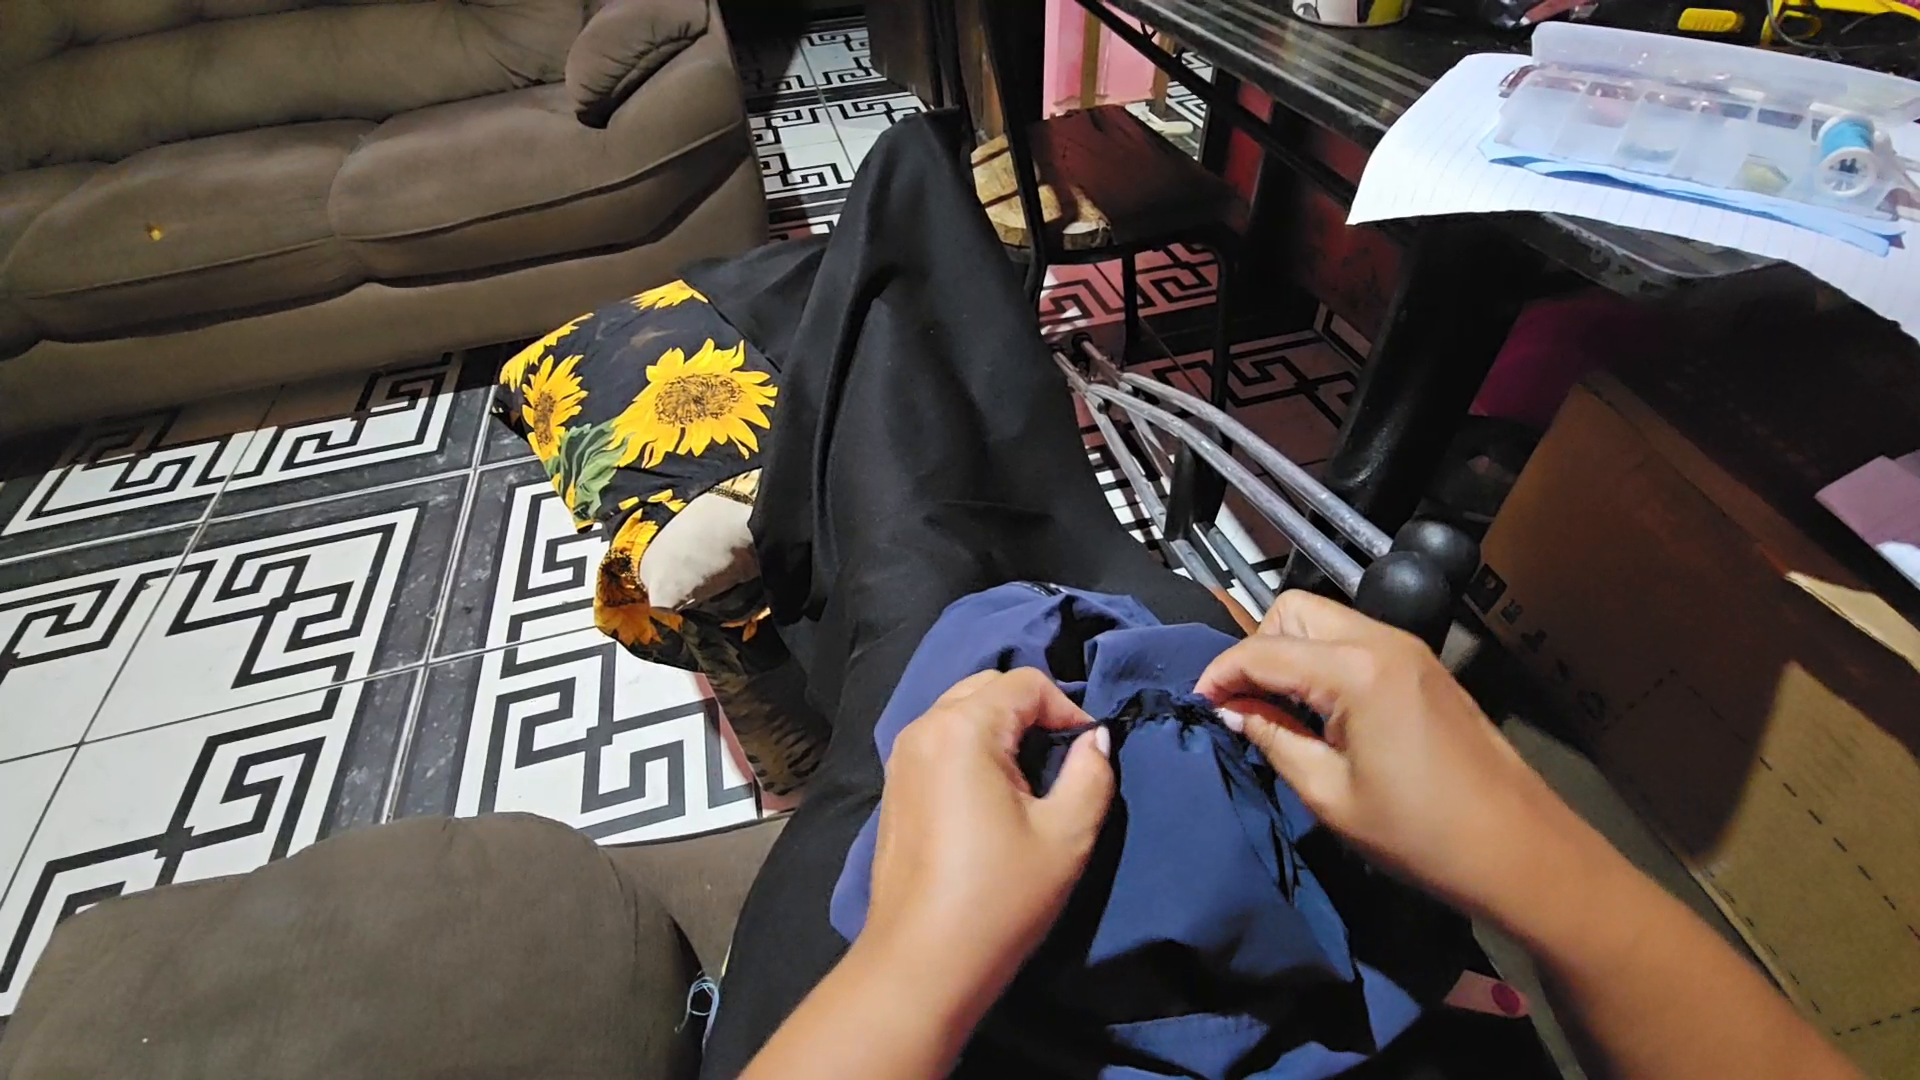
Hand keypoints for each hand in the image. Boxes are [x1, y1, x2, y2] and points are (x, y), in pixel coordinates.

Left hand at [863, 667, 1113, 1016]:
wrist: (921, 963)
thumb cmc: (998, 897)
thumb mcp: (1066, 836)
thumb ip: (1091, 773)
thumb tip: (1096, 737)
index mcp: (961, 727)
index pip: (1025, 683)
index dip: (1066, 709)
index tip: (1086, 754)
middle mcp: (924, 727)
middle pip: (988, 686)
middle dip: (1031, 711)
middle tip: (1059, 761)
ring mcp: (903, 754)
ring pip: (962, 708)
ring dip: (1001, 726)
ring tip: (1029, 778)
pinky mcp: (895, 782)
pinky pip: (941, 737)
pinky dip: (972, 744)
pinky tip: (991, 794)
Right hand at [1194, 591, 1576, 921]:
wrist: (1528, 857)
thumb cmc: (1422, 835)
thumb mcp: (1328, 794)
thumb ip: (1270, 736)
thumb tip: (1231, 709)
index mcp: (1355, 671)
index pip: (1260, 650)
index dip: (1219, 675)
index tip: (1201, 705)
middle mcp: (1380, 640)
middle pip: (1290, 611)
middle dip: (1255, 649)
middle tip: (1247, 703)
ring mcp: (1407, 647)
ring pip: (1319, 617)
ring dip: (1287, 650)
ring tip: (1280, 706)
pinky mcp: (1421, 663)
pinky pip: (1349, 637)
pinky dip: (1319, 657)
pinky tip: (1320, 706)